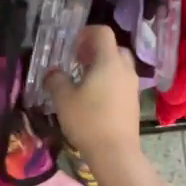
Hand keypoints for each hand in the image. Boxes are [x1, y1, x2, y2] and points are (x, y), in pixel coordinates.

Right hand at [44, 24, 141, 163]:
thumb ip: (56, 80)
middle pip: (113, 48)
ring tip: (84, 81)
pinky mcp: (133, 101)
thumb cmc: (88, 121)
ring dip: (102, 67)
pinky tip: (94, 98)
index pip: (102, 32)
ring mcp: (132, 85)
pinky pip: (121, 82)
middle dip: (95, 50)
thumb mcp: (63, 100)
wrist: (115, 152)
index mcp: (109, 61)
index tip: (72, 46)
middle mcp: (125, 68)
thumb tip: (53, 73)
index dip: (86, 33)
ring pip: (119, 66)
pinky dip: (109, 81)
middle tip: (78, 62)